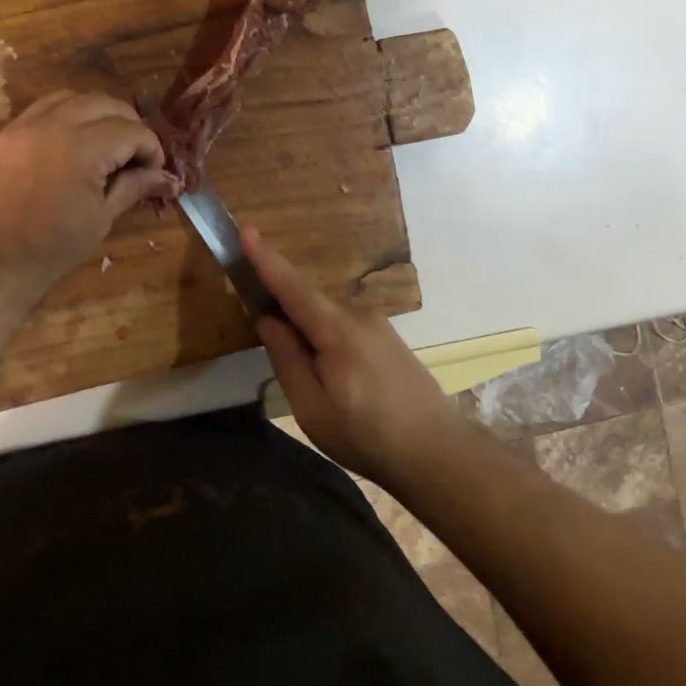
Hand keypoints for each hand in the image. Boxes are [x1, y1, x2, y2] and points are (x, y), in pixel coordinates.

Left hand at [0, 91, 176, 281]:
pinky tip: (74, 140)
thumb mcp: (100, 218)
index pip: (131, 131)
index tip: (155, 171)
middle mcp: (56, 124)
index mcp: (83, 148)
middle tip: (136, 155)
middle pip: (106, 104)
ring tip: (106, 143)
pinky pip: (46, 106)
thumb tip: (167, 177)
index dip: (151, 148)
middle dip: (129, 125)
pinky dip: (68, 113)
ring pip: (74, 97)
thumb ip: (133, 187)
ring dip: (98, 113)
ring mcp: (28, 124)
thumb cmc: (51, 247)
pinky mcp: (9, 131)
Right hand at [245, 227, 466, 486]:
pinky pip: (342, 327)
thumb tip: (268, 319)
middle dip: (279, 299)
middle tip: (252, 313)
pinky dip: (321, 334)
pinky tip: (322, 368)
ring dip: (302, 324)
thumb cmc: (368, 436)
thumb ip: (287, 358)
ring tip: (291, 359)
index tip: (245, 231)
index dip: (266, 260)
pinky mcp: (387, 341)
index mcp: (337, 330)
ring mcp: (378, 327)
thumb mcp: (312, 407)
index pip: (293, 287)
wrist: (439, 455)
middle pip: (308, 299)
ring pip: (325, 316)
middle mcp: (359, 317)